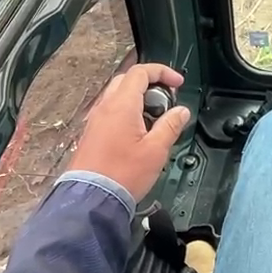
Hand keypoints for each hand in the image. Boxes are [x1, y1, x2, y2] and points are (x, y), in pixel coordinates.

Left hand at [65, 63, 190, 201]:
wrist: (90, 200)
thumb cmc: (123, 174)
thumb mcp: (156, 150)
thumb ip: (170, 126)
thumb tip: (181, 111)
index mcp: (122, 105)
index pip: (141, 72)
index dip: (162, 72)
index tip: (177, 82)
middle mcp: (105, 107)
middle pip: (127, 80)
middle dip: (150, 83)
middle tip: (166, 98)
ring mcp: (95, 120)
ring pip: (117, 95)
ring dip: (138, 98)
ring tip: (154, 118)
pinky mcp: (91, 134)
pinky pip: (110, 111)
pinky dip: (126, 111)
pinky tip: (137, 132)